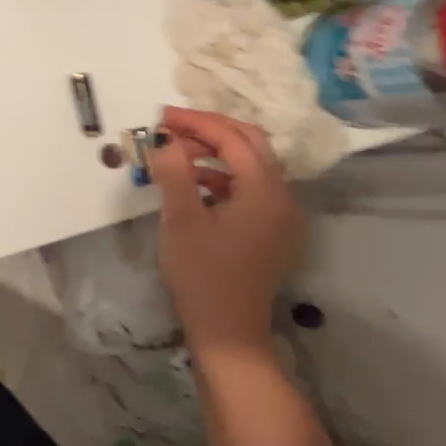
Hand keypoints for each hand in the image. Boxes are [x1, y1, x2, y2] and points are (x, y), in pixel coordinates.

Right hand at [152, 107, 305, 352]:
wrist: (227, 330)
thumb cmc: (202, 274)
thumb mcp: (181, 220)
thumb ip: (173, 173)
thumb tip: (163, 139)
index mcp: (265, 192)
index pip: (235, 140)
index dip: (198, 122)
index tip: (161, 116)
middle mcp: (283, 198)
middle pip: (251, 146)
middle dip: (210, 130)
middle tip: (169, 126)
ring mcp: (281, 217)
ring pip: (251, 166)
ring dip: (214, 152)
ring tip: (174, 154)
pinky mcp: (271, 231)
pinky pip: (249, 188)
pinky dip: (221, 176)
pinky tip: (192, 184)